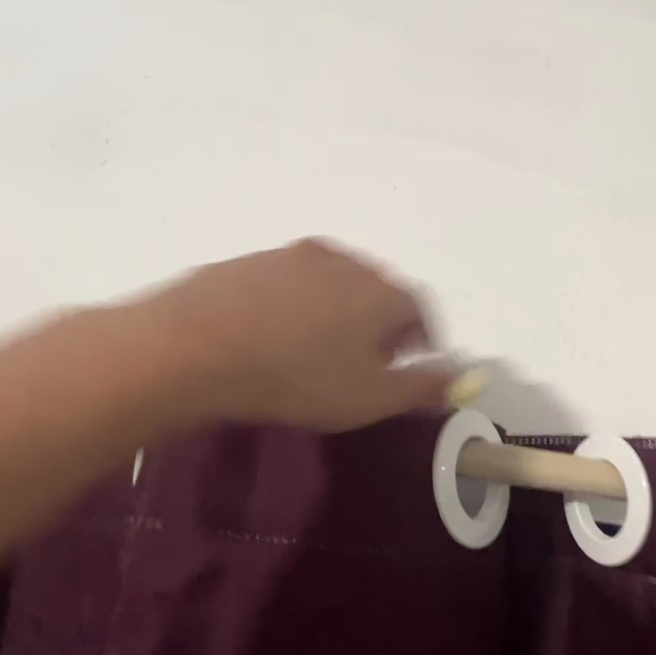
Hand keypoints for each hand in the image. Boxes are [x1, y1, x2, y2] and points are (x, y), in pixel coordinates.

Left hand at [122, 239, 450, 430]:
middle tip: (370, 361)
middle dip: (383, 324)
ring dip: (340, 313)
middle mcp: (344, 262)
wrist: (193, 348)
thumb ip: (423, 388)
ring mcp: (292, 257)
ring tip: (322, 352)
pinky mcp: (248, 262)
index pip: (421, 308)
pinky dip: (298, 307)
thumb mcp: (373, 397)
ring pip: (334, 285)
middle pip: (378, 291)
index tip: (414, 363)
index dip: (424, 338)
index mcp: (381, 292)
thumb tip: (462, 379)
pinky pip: (291, 285)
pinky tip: (276, 339)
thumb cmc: (300, 378)